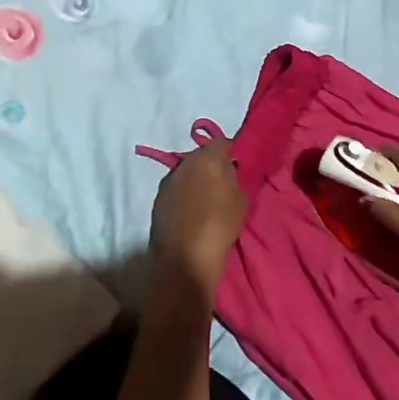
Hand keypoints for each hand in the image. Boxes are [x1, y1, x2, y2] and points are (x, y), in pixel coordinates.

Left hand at [151, 140, 247, 285]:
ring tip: (207, 199)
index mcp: (206, 160)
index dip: (230, 151)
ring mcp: (167, 182)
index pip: (220, 142)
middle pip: (200, 156)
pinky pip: (176, 189)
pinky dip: (185, 194)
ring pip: (186, 172)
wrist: (185, 257)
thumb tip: (227, 171)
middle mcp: (183, 165)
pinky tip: (192, 211)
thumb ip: (234, 179)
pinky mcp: (157, 200)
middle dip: (212, 165)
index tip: (237, 164)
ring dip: (196, 180)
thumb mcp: (241, 200)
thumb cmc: (219, 225)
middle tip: (223, 182)